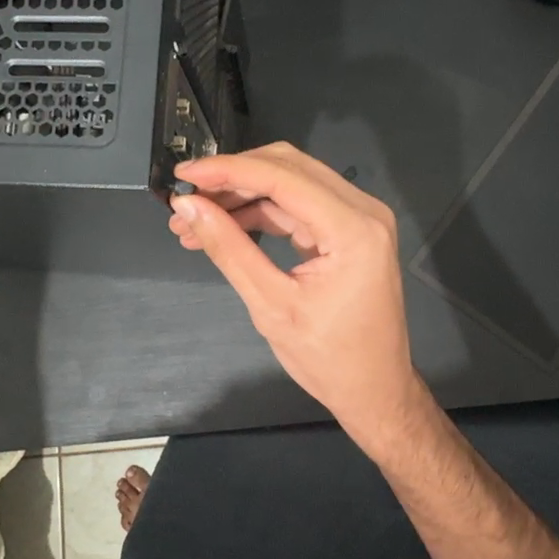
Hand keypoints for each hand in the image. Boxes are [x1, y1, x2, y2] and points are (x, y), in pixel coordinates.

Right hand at [166, 142, 425, 431]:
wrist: (374, 390)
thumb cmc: (328, 358)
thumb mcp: (271, 305)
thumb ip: (229, 249)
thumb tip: (187, 206)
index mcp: (352, 227)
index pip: (282, 177)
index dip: (228, 170)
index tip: (183, 173)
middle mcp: (362, 210)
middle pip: (288, 168)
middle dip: (232, 180)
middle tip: (185, 199)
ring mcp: (358, 217)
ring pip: (290, 184)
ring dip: (241, 197)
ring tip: (192, 222)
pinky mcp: (348, 229)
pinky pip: (298, 206)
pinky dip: (259, 214)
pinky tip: (222, 229)